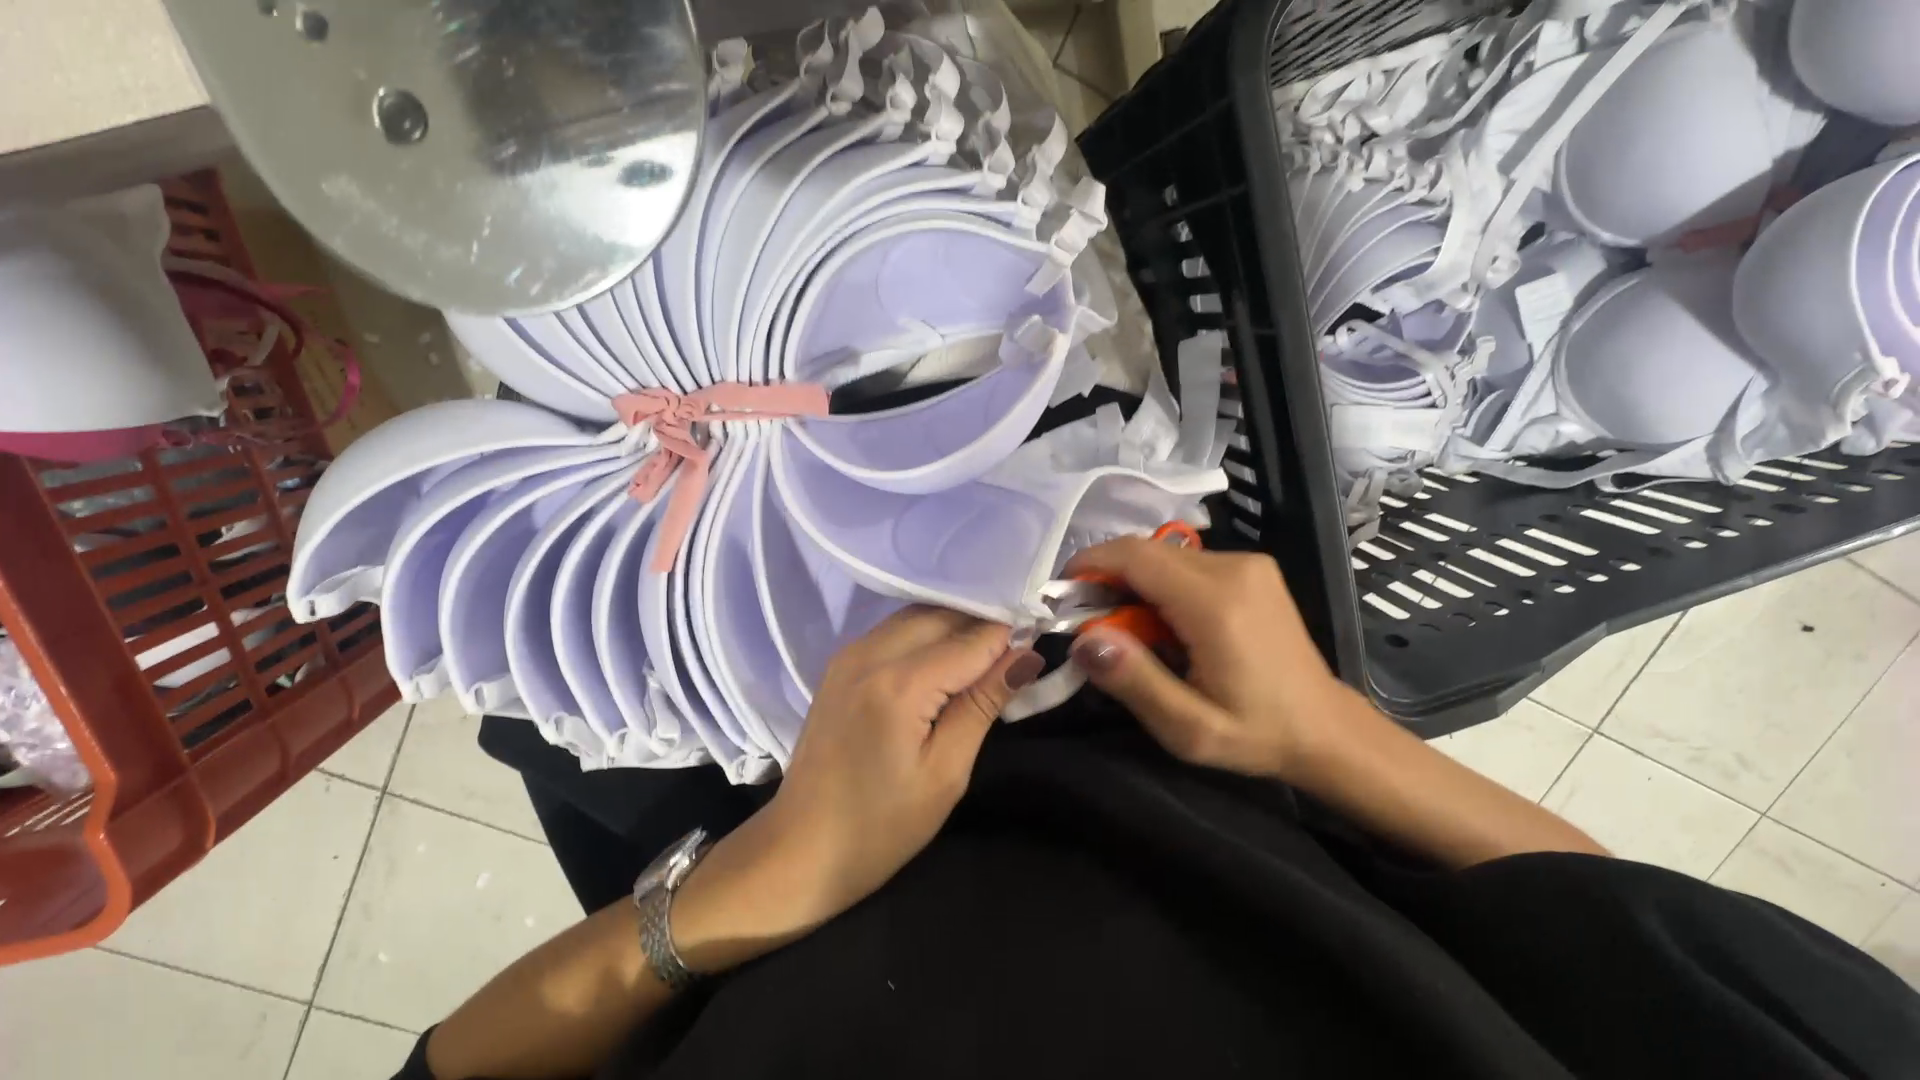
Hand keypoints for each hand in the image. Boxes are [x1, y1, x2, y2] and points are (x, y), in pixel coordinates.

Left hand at [669, 607, 1042, 972]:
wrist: (800, 848)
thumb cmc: (880, 826)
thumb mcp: (945, 773)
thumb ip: (982, 704)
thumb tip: (1026, 654)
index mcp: (899, 683)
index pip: (972, 638)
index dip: (1010, 641)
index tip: (1037, 654)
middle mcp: (869, 653)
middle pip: (943, 615)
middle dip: (983, 629)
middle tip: (1016, 661)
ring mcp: (849, 655)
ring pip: (917, 617)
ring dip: (955, 630)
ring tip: (986, 664)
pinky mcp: (840, 665)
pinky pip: (894, 631)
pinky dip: (926, 636)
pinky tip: (945, 666)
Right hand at [1065, 536, 1350, 780]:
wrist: (1326, 729)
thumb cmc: (1256, 733)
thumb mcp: (1188, 728)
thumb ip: (1133, 681)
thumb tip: (1083, 640)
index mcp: (1216, 603)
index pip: (1135, 555)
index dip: (1090, 565)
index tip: (1061, 596)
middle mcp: (1234, 568)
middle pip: (1147, 552)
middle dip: (1109, 581)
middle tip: (1093, 627)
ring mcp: (1249, 564)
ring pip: (1166, 556)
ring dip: (1136, 585)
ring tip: (1131, 634)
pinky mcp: (1254, 569)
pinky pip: (1189, 564)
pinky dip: (1163, 586)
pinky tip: (1166, 625)